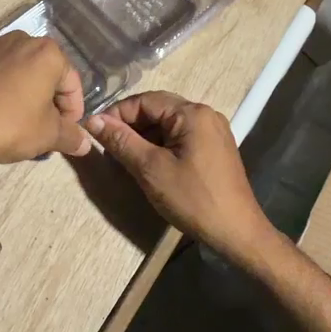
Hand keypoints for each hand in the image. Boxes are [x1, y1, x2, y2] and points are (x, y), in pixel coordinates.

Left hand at [0, 33, 90, 182]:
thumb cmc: (8, 126)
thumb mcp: (46, 135)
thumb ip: (70, 136)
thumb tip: (84, 144)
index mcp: (46, 52)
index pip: (72, 83)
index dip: (74, 111)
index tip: (67, 132)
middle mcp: (19, 40)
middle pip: (45, 73)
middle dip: (48, 101)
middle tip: (44, 129)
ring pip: (17, 72)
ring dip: (24, 94)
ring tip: (18, 124)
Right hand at [83, 92, 277, 263]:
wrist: (237, 232)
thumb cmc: (193, 199)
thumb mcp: (151, 169)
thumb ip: (121, 141)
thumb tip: (93, 120)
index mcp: (192, 113)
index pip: (145, 100)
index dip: (117, 113)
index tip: (96, 131)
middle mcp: (205, 114)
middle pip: (158, 109)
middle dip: (130, 124)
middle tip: (108, 144)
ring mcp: (213, 130)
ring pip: (168, 123)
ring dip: (145, 135)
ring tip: (124, 156)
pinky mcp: (215, 147)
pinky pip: (181, 136)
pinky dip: (161, 144)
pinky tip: (148, 162)